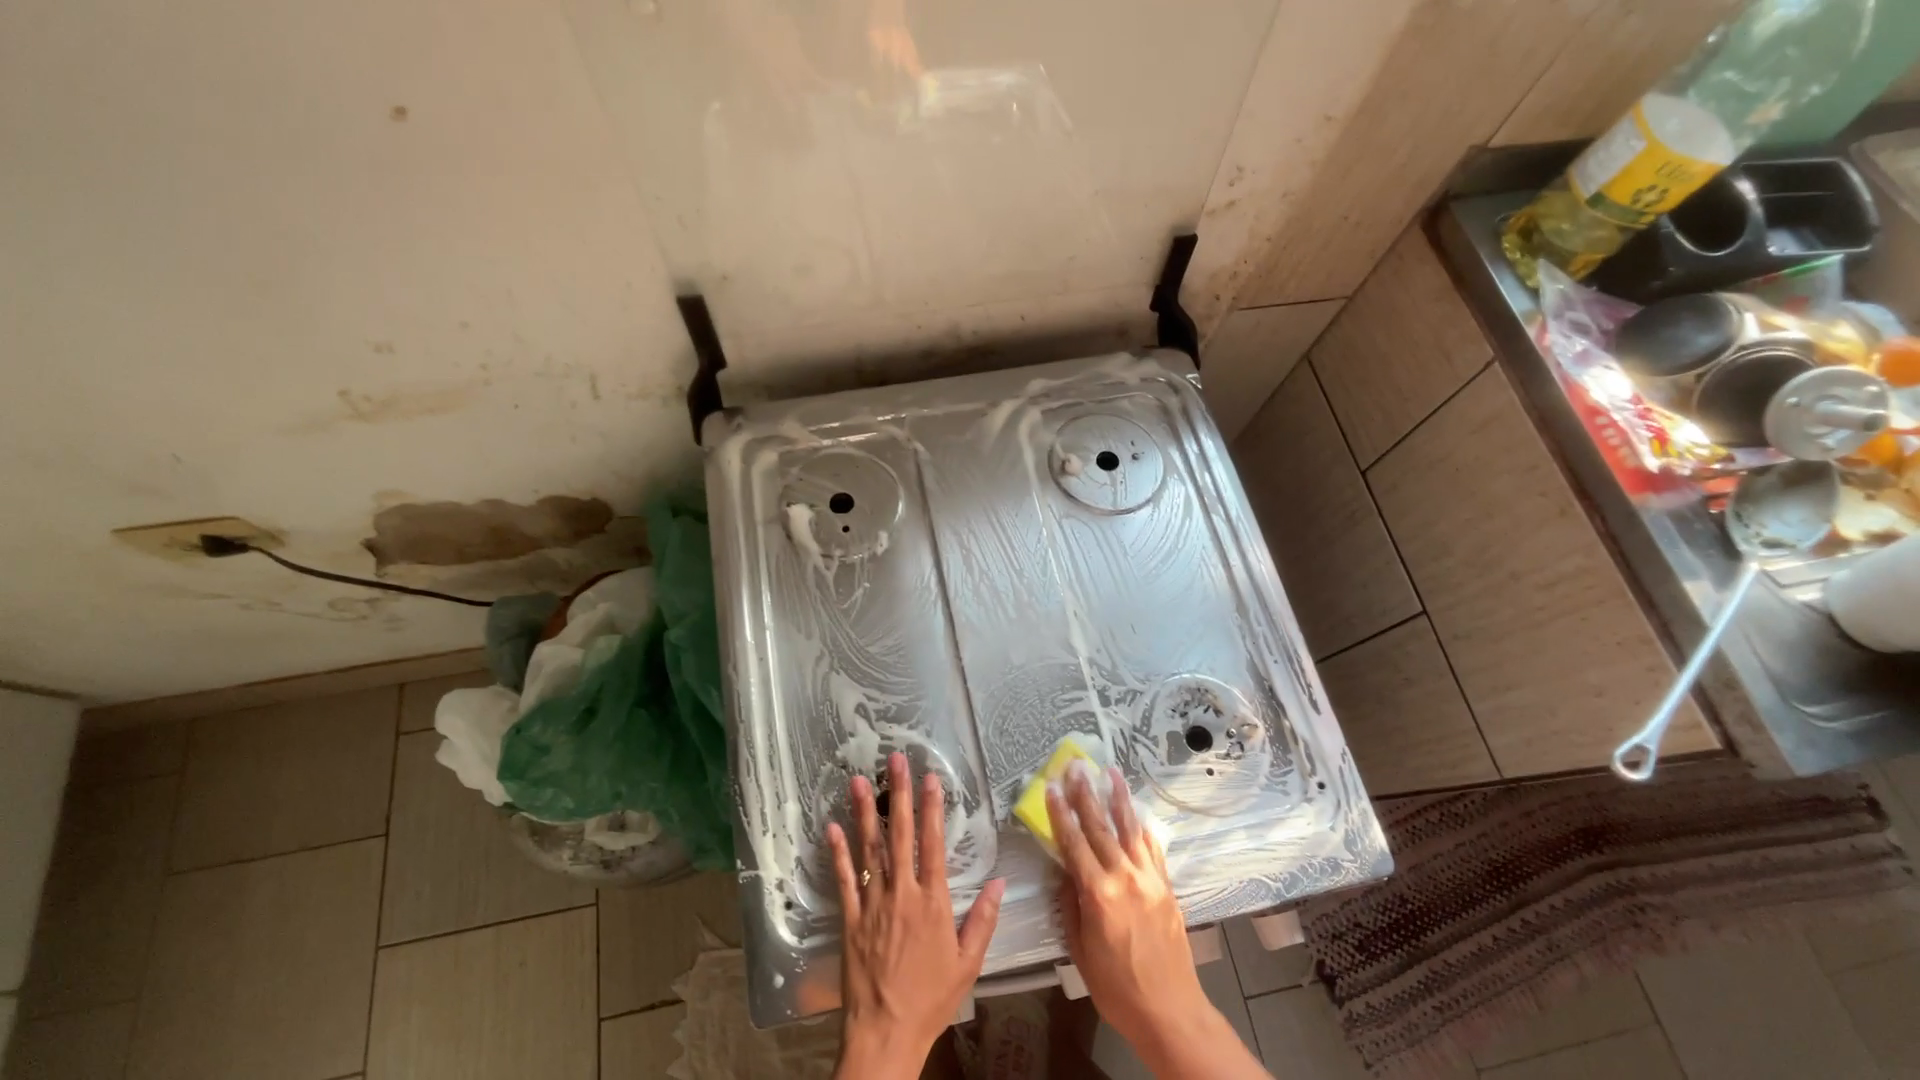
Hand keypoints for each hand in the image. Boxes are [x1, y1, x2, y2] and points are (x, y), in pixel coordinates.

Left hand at [830, 752, 1005, 1079]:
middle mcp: (902, 895)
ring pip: (869, 850)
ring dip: (864, 813)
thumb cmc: (932, 999)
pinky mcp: (850, 920)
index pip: (933, 844)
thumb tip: (999, 882)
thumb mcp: (968, 963)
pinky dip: (838, 853)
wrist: (886, 1032)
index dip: (932, 809)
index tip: (931, 779)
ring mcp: (873, 905)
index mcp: (934, 903)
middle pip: (900, 836)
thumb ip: (983, 919)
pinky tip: (833, 827)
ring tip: (858, 781)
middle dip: (898, 795)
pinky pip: (843, 880)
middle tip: (895, 762)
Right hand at [1048, 763, 1269, 1078]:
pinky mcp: (1167, 888)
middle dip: (1086, 795)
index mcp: (1099, 895)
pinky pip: (1152, 849)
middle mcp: (1126, 878)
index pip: (1074, 844)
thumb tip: (1065, 874)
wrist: (1169, 1010)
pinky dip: (1141, 827)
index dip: (1061, 815)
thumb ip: (1072, 907)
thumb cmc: (1117, 988)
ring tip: (1111, 771)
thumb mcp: (1080, 951)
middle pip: (1101, 828)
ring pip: (1131, 830)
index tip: (1052, 787)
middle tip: (1076, 766)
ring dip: (1119, 798)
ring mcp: (1150, 880)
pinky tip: (1136, 813)